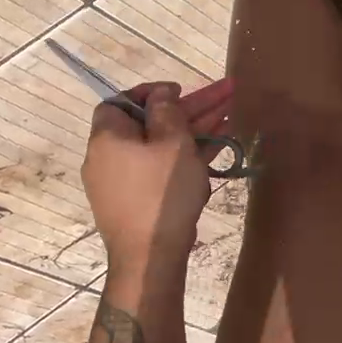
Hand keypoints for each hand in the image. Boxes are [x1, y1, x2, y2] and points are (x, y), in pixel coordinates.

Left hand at [82, 80, 232, 273]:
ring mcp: (127, 177)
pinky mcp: (142, 194)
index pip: (117, 104)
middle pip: (152, 120)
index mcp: (109, 139)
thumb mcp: (172, 142)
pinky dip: (190, 147)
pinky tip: (222, 136)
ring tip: (232, 107)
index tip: (178, 90)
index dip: (148, 92)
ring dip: (197, 123)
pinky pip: (164, 161)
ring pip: (164, 140)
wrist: (151, 252)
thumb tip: (160, 94)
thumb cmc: (161, 190)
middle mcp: (112, 155)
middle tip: (225, 91)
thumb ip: (167, 111)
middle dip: (191, 104)